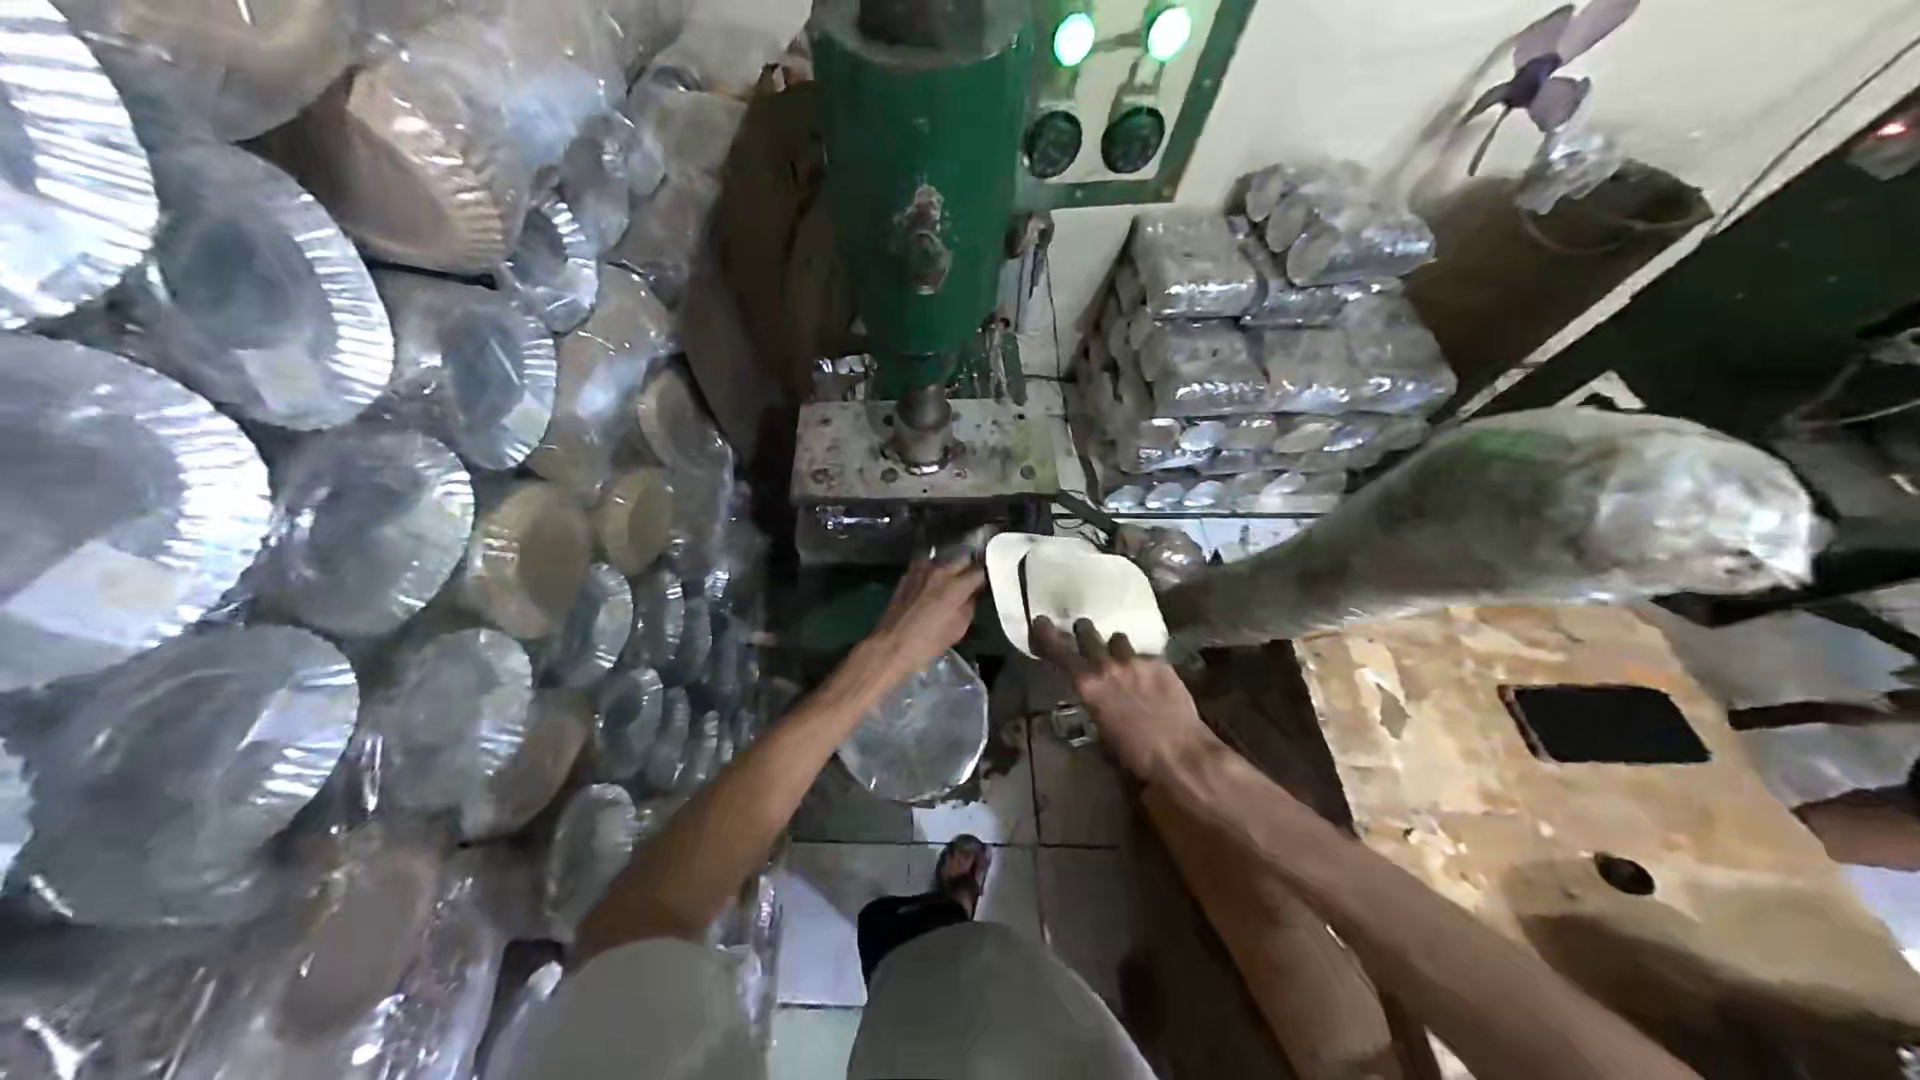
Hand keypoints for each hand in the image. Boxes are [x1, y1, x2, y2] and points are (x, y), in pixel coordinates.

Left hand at [867, 557, 985, 678]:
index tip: (991, 579)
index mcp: (957, 585)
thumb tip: (974, 592)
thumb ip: (970, 603)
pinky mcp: (909, 572)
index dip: (988, 574)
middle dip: (971, 566)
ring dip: (952, 566)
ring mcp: (922, 569)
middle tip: (974, 577)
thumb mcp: (960, 626)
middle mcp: (940, 570)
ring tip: (955, 578)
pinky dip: (935, 570)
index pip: (980, 570)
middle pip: (963, 558)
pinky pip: (928, 565)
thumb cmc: (930, 641)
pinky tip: (936, 581)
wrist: (894, 643)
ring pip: (945, 559)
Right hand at [1031, 617, 1214, 780]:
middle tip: (1083, 632)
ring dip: (1116, 648)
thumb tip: (1092, 696)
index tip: (1041, 621)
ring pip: (1118, 639)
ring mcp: (1136, 661)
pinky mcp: (1161, 663)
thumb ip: (1093, 703)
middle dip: (1084, 632)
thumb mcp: (1101, 732)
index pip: (1058, 651)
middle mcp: (1108, 666)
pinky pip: (1145, 655)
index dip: (1046, 634)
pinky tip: (1153, 681)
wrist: (1179, 754)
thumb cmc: (1135, 754)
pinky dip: (1144, 664)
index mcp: (1088, 685)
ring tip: (1123, 661)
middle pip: (1088, 634)